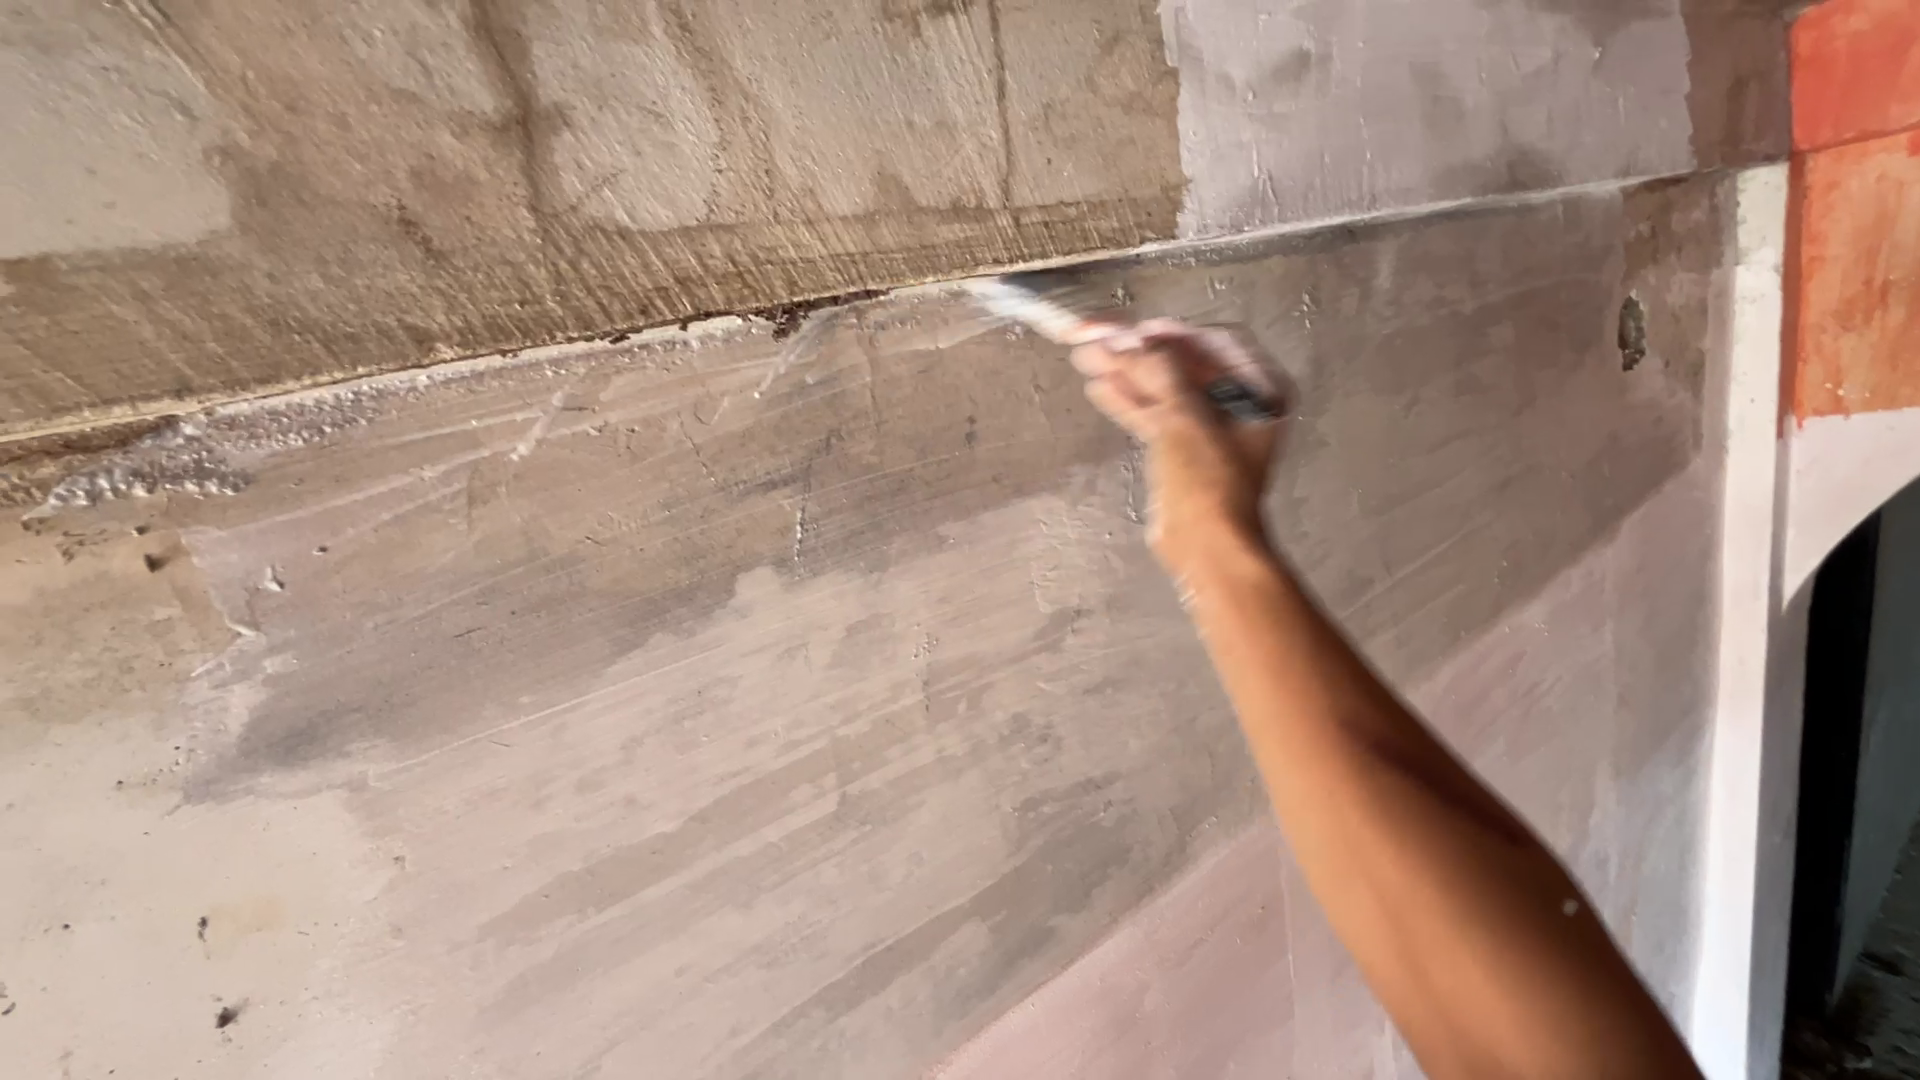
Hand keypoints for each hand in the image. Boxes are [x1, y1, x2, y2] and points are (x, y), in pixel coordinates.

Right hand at [1071, 319, 1286, 573]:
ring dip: (1125, 372)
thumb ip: (1156, 370)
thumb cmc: (1209, 482)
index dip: (1169, 331)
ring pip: (1162, 387)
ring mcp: (1208, 427)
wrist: (1205, 544)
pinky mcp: (1182, 450)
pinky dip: (1128, 400)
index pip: (1211, 341)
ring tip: (1085, 356)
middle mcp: (1237, 402)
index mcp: (1259, 388)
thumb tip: (1124, 339)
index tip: (1130, 329)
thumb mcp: (1183, 416)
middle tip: (1094, 335)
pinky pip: (1154, 414)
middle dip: (1137, 349)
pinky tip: (1099, 386)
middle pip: (1182, 362)